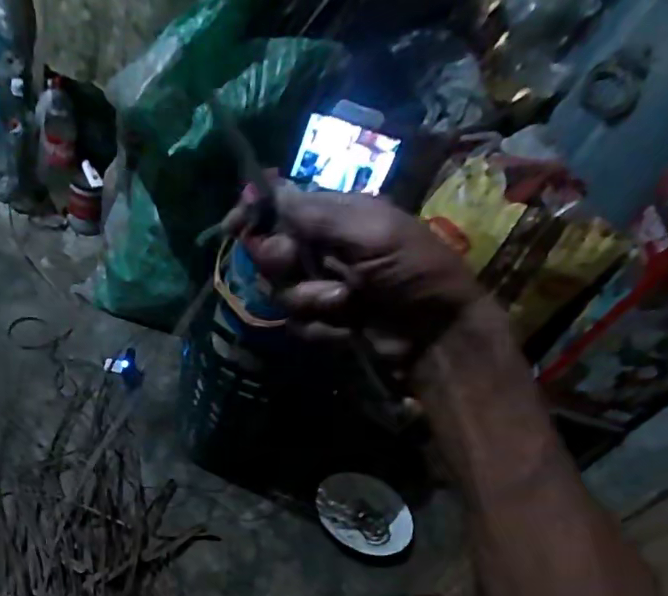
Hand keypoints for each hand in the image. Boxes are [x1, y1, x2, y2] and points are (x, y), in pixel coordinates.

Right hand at [234, 183, 504, 374]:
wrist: (434, 333)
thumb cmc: (413, 270)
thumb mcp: (371, 232)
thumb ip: (319, 215)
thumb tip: (276, 190)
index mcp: (337, 217)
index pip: (282, 207)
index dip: (255, 213)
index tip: (234, 223)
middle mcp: (322, 249)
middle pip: (270, 251)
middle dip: (280, 262)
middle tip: (295, 265)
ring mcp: (319, 287)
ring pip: (279, 292)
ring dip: (307, 299)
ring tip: (344, 303)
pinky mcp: (320, 322)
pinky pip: (296, 324)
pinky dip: (319, 327)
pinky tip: (345, 327)